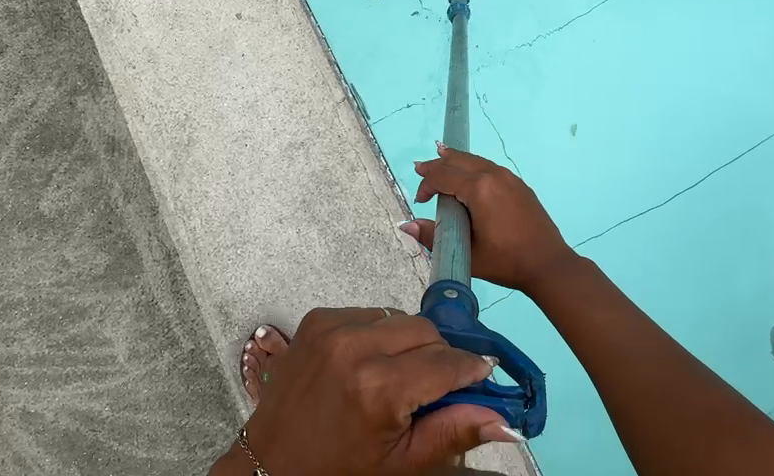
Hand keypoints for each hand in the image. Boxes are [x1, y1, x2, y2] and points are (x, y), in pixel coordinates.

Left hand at [239, 307, 522, 474]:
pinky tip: (372, 362)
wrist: (270, 465)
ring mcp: (333, 325)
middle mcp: (356, 345)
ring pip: (398, 317)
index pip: (447, 361)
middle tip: (438, 384)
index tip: (483, 374)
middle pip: (425, 330)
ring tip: (401, 376)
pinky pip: (369, 313)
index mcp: (378, 387)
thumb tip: (504, 418)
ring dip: (409, 341)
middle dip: (440, 354)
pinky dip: (379, 333)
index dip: (471, 368)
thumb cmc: (339, 471)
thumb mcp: (401, 466)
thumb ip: (453, 434)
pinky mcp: (318, 317)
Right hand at [407, 145, 579, 294]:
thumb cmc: (506, 261)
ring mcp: (508, 177)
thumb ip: (433, 237)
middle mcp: (493, 175)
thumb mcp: (467, 252)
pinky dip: (473, 165)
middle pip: (458, 162)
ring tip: (441, 155)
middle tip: (420, 168)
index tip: (420, 201)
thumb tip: (406, 225)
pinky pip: (489, 167)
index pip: (444, 177)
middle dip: (437, 165)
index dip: (427, 185)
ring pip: (475, 161)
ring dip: (455, 161)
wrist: (548, 264)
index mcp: (479, 189)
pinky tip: (470, 170)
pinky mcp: (518, 184)